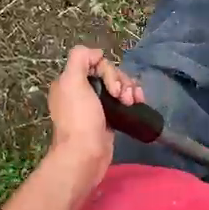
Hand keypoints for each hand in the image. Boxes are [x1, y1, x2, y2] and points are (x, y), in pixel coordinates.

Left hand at [46, 46, 141, 186]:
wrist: (86, 155)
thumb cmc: (80, 119)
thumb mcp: (72, 82)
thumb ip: (80, 58)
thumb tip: (97, 54)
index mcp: (69, 81)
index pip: (95, 62)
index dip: (107, 70)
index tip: (112, 87)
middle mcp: (80, 90)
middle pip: (108, 73)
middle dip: (121, 81)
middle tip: (123, 97)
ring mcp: (95, 104)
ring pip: (117, 85)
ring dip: (129, 89)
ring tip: (134, 102)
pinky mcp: (108, 117)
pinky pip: (122, 99)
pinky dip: (132, 98)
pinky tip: (138, 103)